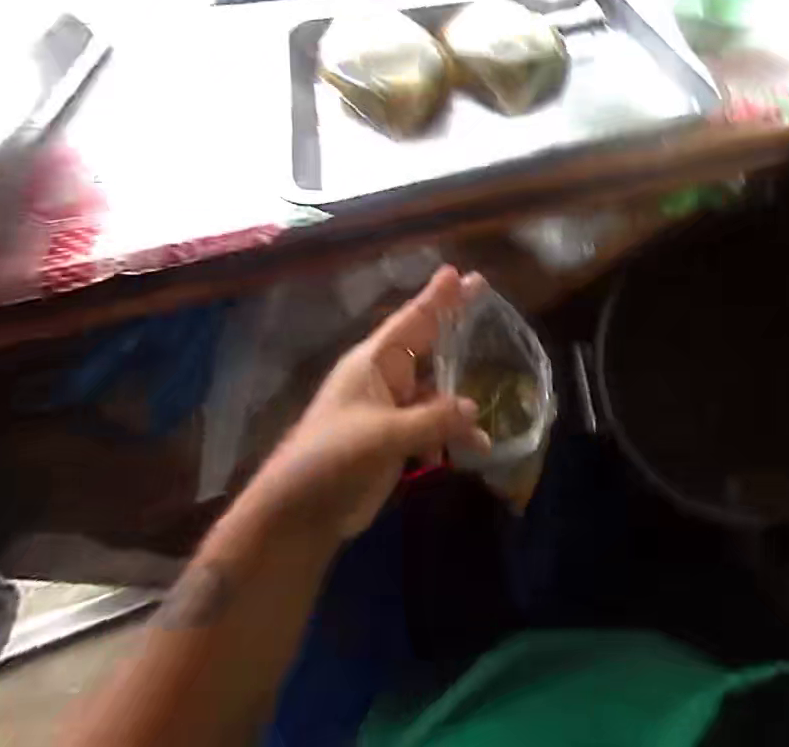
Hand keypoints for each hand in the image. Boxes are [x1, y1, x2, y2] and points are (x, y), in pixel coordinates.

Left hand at [249, 265, 491, 538]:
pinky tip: (476, 448)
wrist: (298, 516)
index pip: (411, 321)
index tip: (458, 272)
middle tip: (483, 294)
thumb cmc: (331, 460)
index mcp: (373, 364)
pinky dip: (454, 434)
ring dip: (460, 397)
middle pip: (427, 343)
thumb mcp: (382, 436)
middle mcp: (385, 378)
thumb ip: (432, 419)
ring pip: (436, 389)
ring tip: (491, 394)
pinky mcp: (397, 438)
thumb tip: (474, 407)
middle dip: (454, 323)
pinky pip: (435, 424)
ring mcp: (392, 408)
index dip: (435, 297)